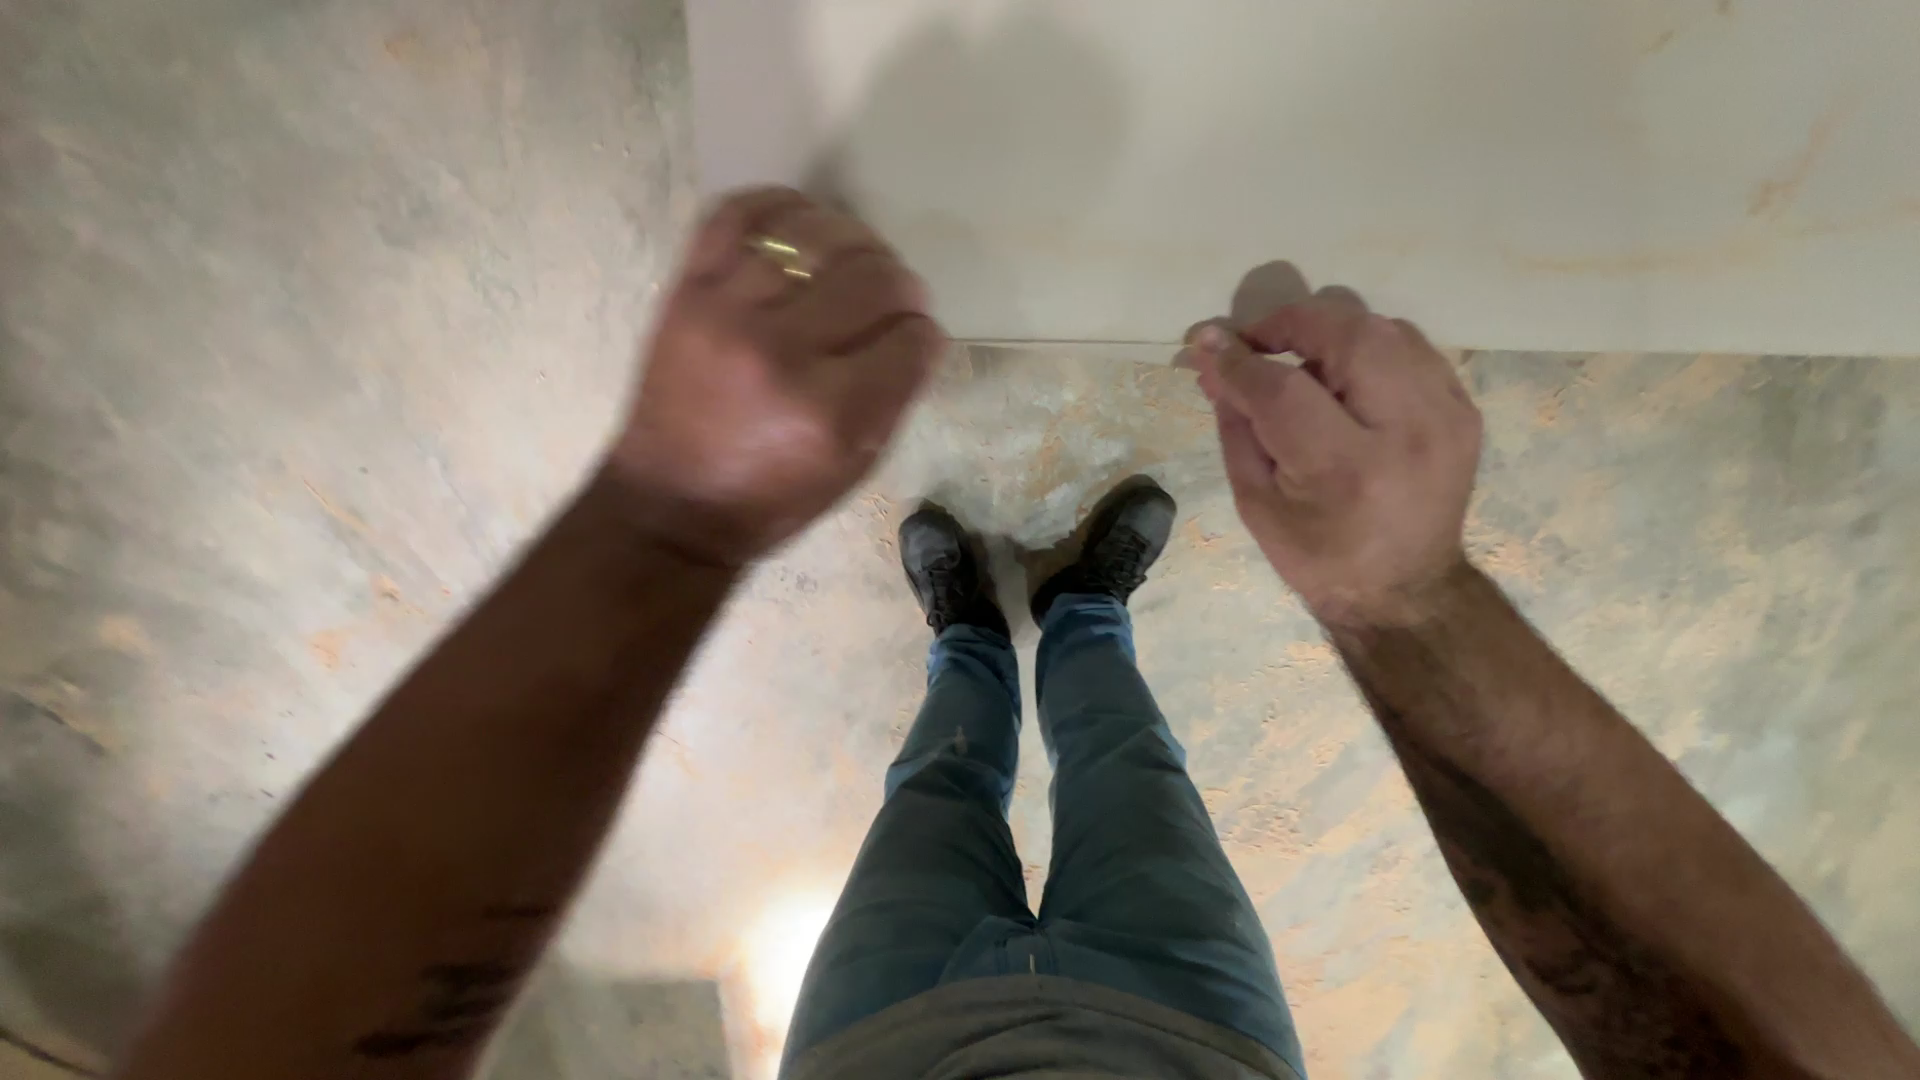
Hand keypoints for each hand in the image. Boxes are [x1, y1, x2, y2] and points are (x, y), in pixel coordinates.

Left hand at [607, 187, 946, 567]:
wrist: (673, 504)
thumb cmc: (774, 499)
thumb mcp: (854, 469)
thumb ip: (895, 397)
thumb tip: (918, 332)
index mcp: (833, 414)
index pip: (912, 339)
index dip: (923, 336)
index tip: (915, 340)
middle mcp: (783, 354)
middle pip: (874, 279)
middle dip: (901, 288)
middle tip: (895, 301)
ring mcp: (729, 312)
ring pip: (818, 235)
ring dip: (856, 242)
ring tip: (855, 262)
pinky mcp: (687, 288)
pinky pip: (741, 212)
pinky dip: (784, 206)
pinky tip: (805, 226)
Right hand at [1187, 295, 1482, 628]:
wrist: (1402, 589)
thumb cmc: (1316, 555)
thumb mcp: (1256, 501)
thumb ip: (1237, 426)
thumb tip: (1215, 365)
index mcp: (1345, 469)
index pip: (1283, 389)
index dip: (1239, 360)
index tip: (1206, 343)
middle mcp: (1408, 431)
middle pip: (1349, 335)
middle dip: (1290, 324)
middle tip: (1254, 341)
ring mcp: (1446, 415)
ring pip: (1385, 329)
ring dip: (1329, 332)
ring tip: (1296, 359)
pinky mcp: (1463, 410)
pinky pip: (1410, 348)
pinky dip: (1366, 348)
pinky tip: (1340, 375)